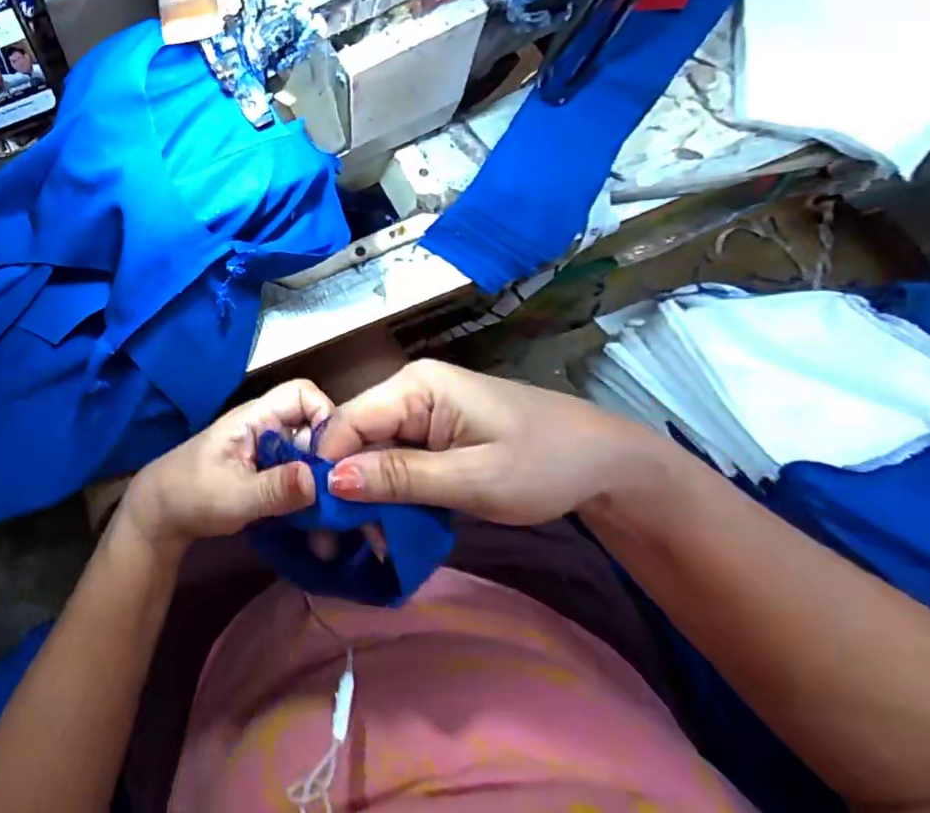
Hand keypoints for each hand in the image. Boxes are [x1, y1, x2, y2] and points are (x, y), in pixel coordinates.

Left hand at [120, 379, 332, 552]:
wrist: (159, 516)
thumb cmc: (190, 495)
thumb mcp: (233, 495)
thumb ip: (275, 488)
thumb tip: (317, 479)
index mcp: (257, 417)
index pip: (304, 394)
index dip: (326, 416)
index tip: (337, 458)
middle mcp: (269, 428)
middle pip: (316, 429)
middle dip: (332, 463)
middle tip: (341, 505)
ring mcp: (270, 452)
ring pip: (312, 459)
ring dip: (323, 490)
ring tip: (331, 529)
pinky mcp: (270, 475)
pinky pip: (301, 479)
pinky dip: (311, 501)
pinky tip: (317, 531)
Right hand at [313, 360, 675, 525]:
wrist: (606, 463)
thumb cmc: (545, 465)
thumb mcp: (473, 479)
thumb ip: (400, 477)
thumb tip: (331, 479)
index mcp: (416, 386)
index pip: (346, 421)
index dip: (327, 467)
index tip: (323, 521)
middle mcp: (410, 389)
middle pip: (355, 436)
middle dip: (348, 487)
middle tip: (349, 542)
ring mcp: (422, 409)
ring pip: (372, 450)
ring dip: (370, 494)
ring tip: (375, 541)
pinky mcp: (433, 430)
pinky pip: (395, 457)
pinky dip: (392, 491)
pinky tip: (393, 522)